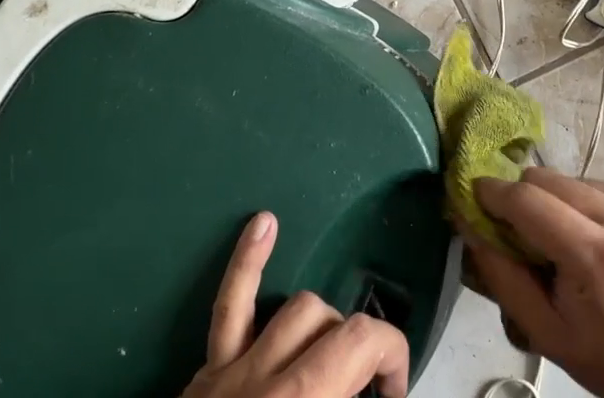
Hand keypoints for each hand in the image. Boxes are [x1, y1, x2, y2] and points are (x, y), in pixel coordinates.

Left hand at [181, 212, 411, 397]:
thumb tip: (381, 397)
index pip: (363, 342)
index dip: (394, 359)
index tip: (393, 395)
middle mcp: (271, 378)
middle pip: (336, 326)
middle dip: (366, 349)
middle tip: (368, 390)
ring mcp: (233, 369)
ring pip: (295, 311)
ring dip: (327, 327)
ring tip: (336, 356)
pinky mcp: (208, 372)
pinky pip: (228, 306)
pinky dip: (247, 262)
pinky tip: (264, 223)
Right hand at [469, 168, 603, 397]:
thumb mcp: (550, 337)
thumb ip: (502, 278)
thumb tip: (468, 225)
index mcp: (598, 257)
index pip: (525, 200)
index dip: (488, 195)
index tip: (465, 200)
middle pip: (541, 178)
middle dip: (517, 201)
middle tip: (513, 238)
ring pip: (563, 177)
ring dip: (546, 203)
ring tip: (556, 246)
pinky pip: (588, 184)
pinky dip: (573, 205)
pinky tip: (586, 241)